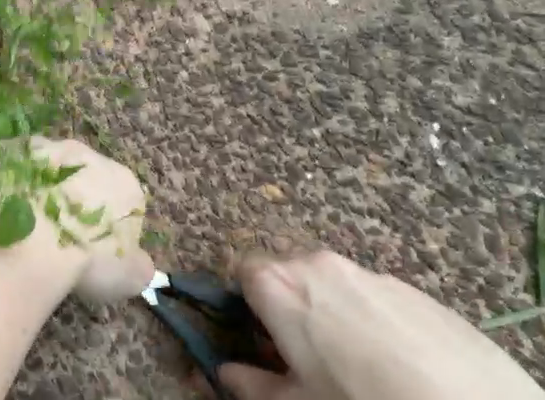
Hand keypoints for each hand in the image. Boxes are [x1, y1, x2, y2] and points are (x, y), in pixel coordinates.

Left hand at [0, 136, 153, 304]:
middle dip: (72, 195)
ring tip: (25, 219)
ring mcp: (36, 148)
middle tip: (58, 228)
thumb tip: (133, 258)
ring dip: (36, 185)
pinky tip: (0, 208)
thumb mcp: (131, 276)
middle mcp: (81, 153)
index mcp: (122, 180)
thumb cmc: (88, 260)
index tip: (94, 244)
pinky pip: (6, 167)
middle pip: (80, 173)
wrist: (25, 240)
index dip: (109, 222)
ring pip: (41, 166)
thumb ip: (136, 261)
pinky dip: (5, 183)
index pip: (123, 197)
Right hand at [222, 251, 544, 399]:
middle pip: (291, 275)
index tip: (266, 336)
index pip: (241, 273)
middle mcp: (317, 266)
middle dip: (295, 305)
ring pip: (340, 287)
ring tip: (366, 361)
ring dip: (340, 312)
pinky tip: (407, 363)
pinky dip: (384, 322)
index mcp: (276, 284)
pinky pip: (384, 300)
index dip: (249, 304)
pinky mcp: (422, 294)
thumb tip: (228, 373)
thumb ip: (252, 384)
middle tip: (313, 352)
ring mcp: (373, 277)